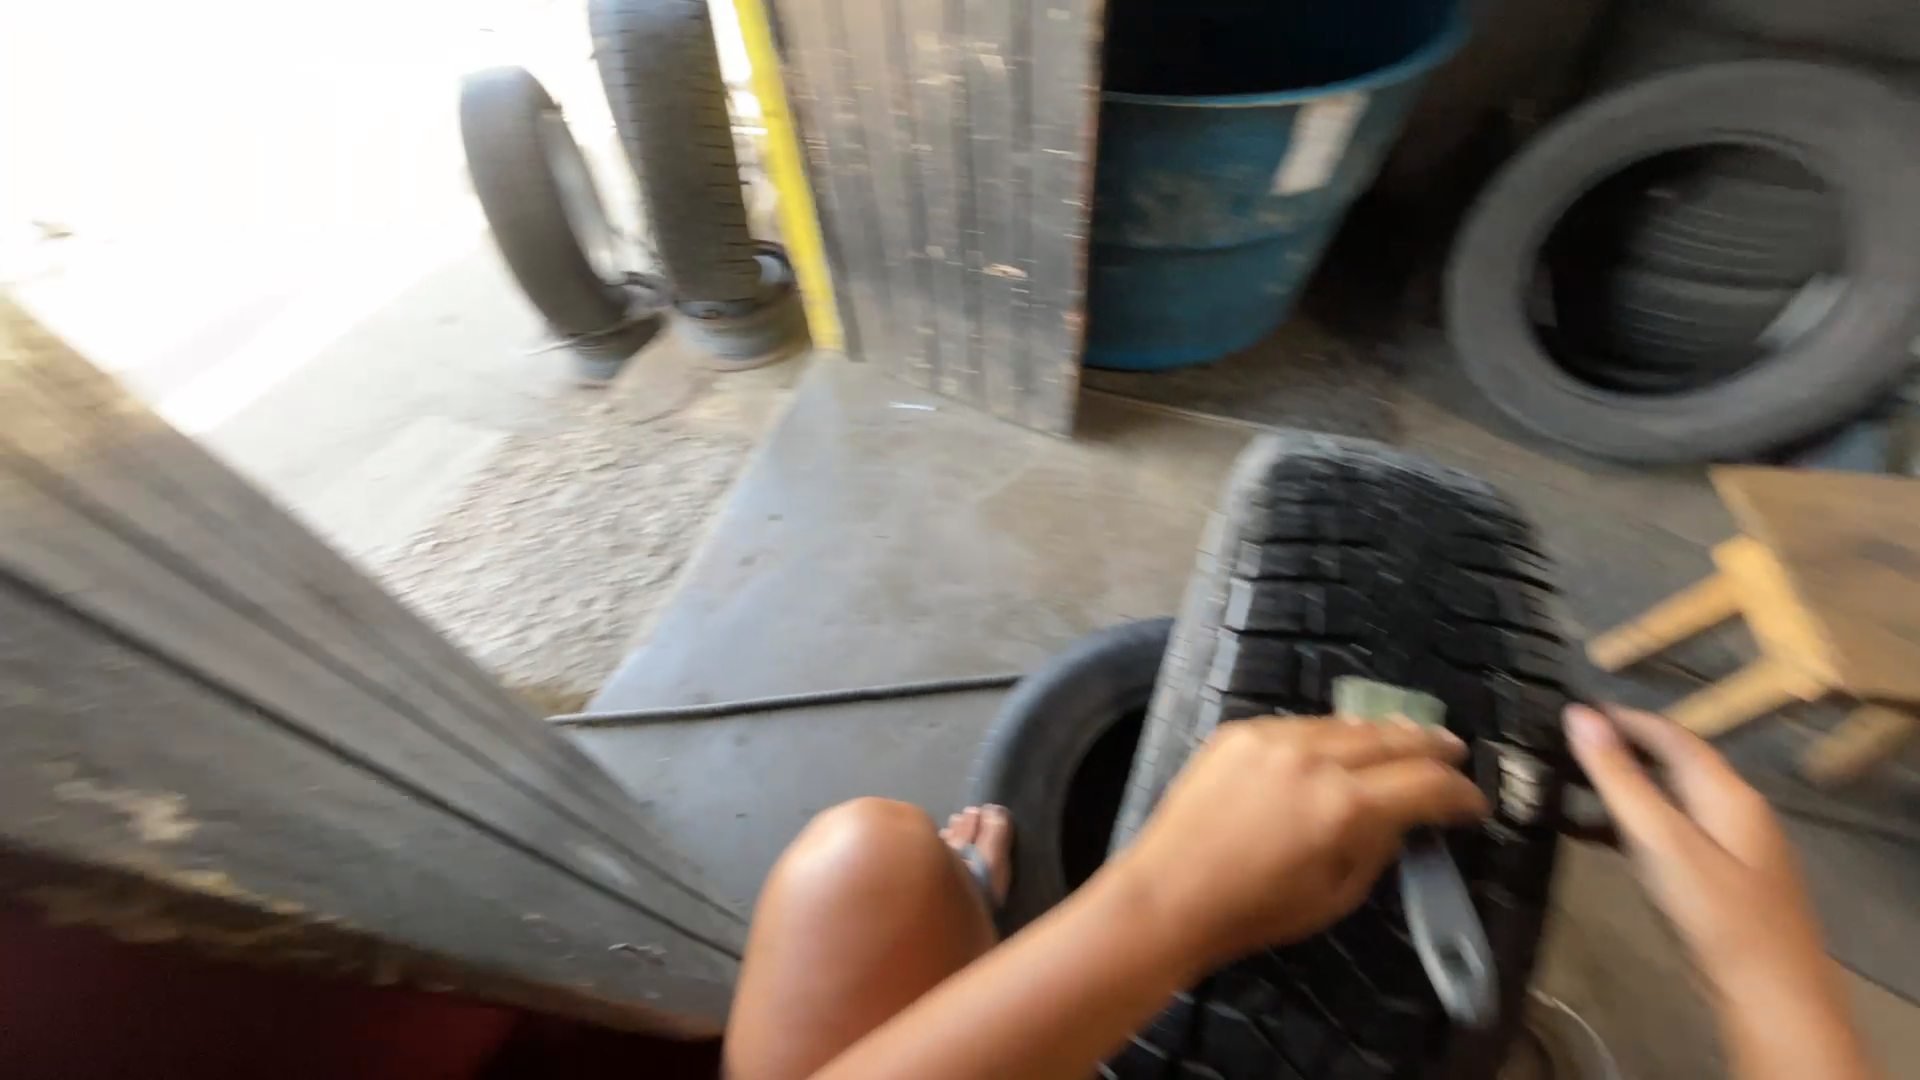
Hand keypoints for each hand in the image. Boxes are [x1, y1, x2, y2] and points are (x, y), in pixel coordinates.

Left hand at [1115, 718, 1488, 966]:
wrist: (1173, 886)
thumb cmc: (1259, 907)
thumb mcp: (1338, 892)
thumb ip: (1378, 844)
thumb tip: (1403, 814)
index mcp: (1344, 806)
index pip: (1424, 785)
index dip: (1459, 792)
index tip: (1473, 801)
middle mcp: (1311, 758)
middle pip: (1386, 740)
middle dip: (1427, 745)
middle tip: (1452, 748)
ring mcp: (1269, 738)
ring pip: (1340, 725)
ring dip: (1377, 732)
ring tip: (1403, 736)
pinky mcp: (1237, 731)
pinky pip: (1295, 725)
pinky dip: (1325, 734)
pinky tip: (1336, 742)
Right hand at [1563, 705, 1826, 988]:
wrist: (1766, 994)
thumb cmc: (1711, 907)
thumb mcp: (1656, 836)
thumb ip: (1616, 774)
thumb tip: (1577, 714)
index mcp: (1725, 792)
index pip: (1668, 733)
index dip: (1618, 716)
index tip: (1562, 708)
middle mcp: (1729, 807)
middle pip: (1666, 760)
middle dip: (1611, 747)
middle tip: (1552, 741)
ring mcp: (1722, 841)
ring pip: (1659, 794)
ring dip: (1611, 783)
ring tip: (1556, 779)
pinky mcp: (1709, 869)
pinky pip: (1659, 826)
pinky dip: (1620, 818)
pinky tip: (1581, 828)